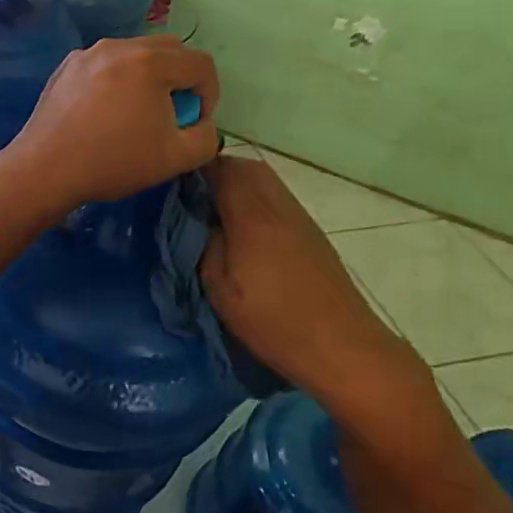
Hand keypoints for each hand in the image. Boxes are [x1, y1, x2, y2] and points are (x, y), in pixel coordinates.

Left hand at [2, 35, 218, 210]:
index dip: (210, 94)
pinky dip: (117, 79)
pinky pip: (106, 63)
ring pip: (135, 53)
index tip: (196, 122)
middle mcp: (120, 46)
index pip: (201, 64)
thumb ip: (206, 137)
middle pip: (170, 49)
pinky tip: (105, 111)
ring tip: (137, 112)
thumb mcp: (176, 159)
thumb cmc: (113, 162)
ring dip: (149, 77)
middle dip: (182, 79)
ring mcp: (89, 52)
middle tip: (171, 114)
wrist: (45, 169)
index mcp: (151, 62)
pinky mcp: (67, 65)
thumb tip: (201, 122)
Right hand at [198, 156, 442, 435]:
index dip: (194, 170)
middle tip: (192, 200)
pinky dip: (256, 202)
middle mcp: (278, 205)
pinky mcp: (311, 233)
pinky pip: (277, 200)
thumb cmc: (271, 320)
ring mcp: (299, 218)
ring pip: (264, 181)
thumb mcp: (218, 286)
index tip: (172, 187)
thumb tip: (198, 219)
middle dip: (216, 173)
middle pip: (246, 167)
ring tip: (215, 216)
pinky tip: (244, 233)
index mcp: (252, 214)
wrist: (339, 345)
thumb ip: (203, 243)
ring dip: (238, 187)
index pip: (220, 168)